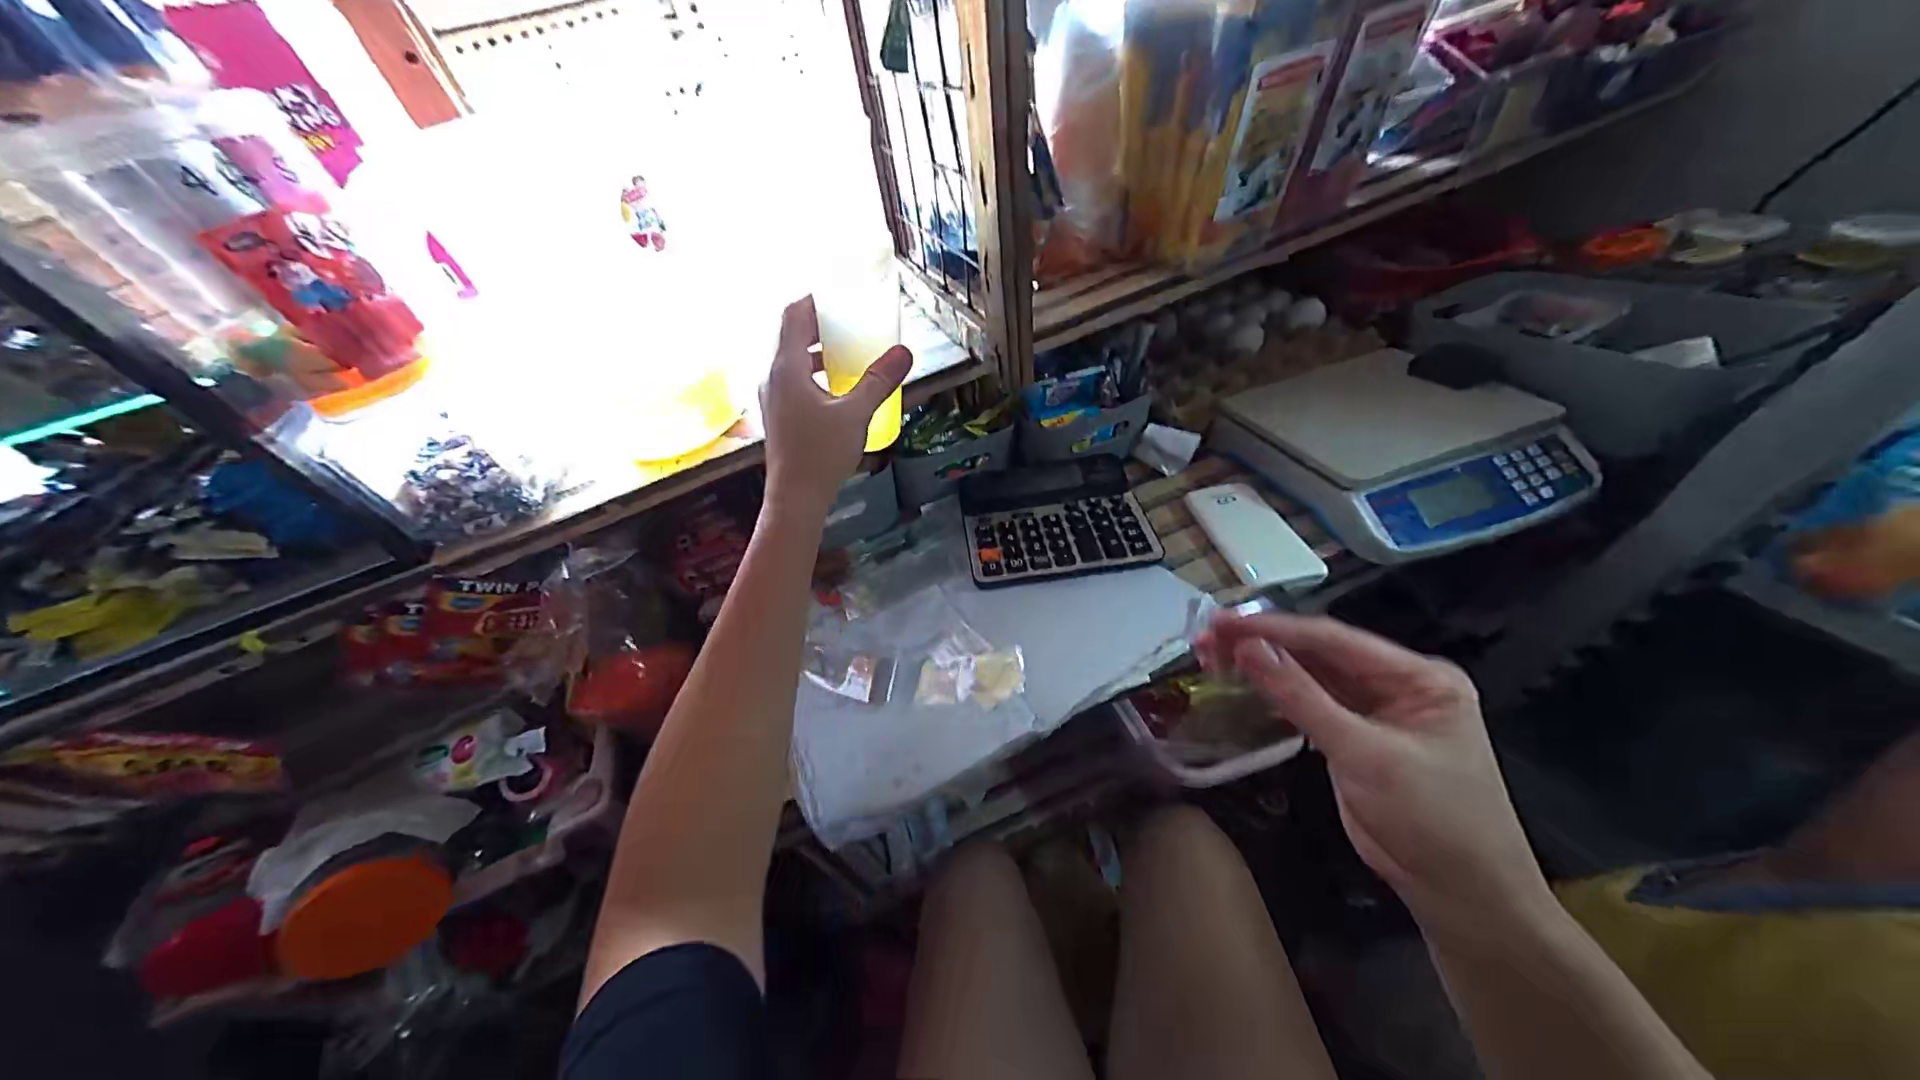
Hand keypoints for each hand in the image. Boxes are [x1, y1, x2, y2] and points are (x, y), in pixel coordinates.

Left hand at [760, 296, 911, 515]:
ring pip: (792, 360)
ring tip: (848, 352)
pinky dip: (814, 372)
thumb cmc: (821, 453)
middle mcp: (773, 377)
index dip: (815, 300)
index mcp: (787, 368)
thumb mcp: (855, 414)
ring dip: (818, 351)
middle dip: (821, 326)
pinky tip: (837, 387)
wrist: (795, 497)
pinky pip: (794, 380)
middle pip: (792, 336)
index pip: (794, 315)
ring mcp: (772, 397)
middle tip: (851, 322)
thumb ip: (878, 381)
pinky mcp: (778, 415)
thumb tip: (905, 351)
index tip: (839, 295)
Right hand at [1196, 612, 1555, 938]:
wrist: (1461, 896)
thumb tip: (1247, 648)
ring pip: (1306, 674)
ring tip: (1210, 654)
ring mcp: (1371, 709)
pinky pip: (1304, 701)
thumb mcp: (1365, 754)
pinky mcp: (1349, 735)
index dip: (1274, 628)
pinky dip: (1271, 692)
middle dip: (1260, 642)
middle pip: (1317, 652)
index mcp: (1418, 676)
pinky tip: (1239, 681)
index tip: (1222, 622)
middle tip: (1206, 637)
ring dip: (1260, 664)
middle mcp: (1394, 683)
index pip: (1334, 640)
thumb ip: (1301, 697)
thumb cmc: (1432, 820)